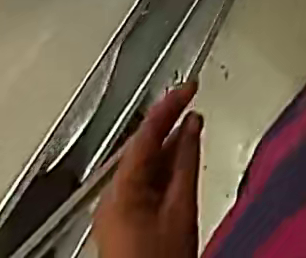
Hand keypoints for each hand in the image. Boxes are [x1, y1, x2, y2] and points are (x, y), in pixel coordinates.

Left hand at [93, 83, 202, 257]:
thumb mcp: (181, 208)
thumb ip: (186, 160)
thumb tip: (192, 124)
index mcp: (121, 189)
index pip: (146, 132)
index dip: (170, 103)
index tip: (190, 85)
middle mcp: (111, 196)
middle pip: (142, 145)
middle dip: (169, 121)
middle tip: (192, 96)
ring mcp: (115, 210)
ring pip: (145, 163)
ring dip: (169, 144)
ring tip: (193, 122)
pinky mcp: (124, 221)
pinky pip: (145, 181)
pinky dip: (165, 166)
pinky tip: (182, 156)